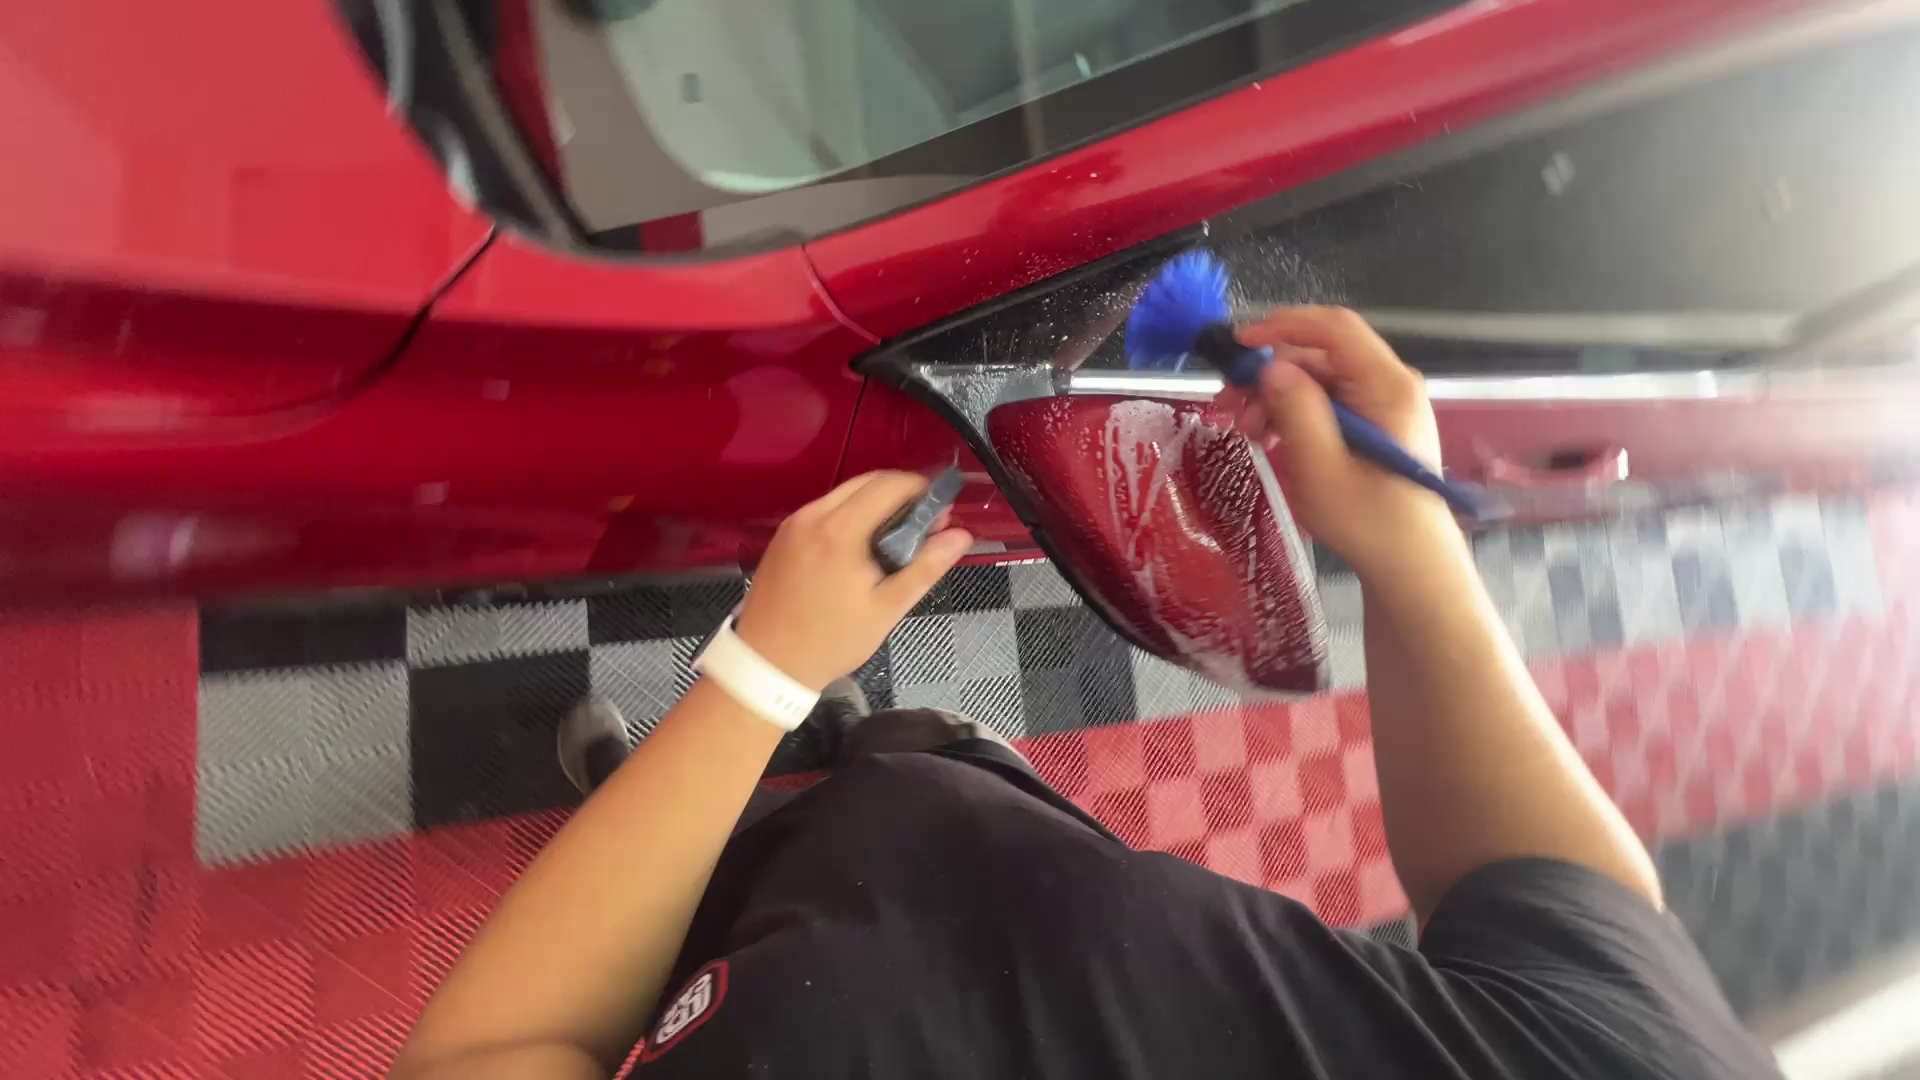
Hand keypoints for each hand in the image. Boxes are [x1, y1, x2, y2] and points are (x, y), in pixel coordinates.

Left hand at [733, 471, 971, 690]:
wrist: (767, 664)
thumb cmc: (830, 641)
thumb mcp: (886, 608)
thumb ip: (925, 567)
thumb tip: (960, 536)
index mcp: (839, 530)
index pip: (888, 485)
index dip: (921, 489)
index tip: (939, 511)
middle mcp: (812, 516)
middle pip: (866, 483)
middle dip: (900, 495)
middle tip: (923, 526)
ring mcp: (794, 524)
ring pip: (844, 494)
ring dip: (875, 504)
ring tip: (895, 540)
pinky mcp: (783, 536)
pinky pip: (824, 511)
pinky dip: (850, 516)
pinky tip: (862, 548)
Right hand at [1216, 306, 1459, 578]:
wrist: (1408, 564)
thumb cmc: (1368, 521)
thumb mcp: (1321, 469)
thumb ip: (1298, 412)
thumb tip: (1270, 367)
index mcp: (1385, 386)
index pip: (1334, 328)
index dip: (1282, 326)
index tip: (1236, 346)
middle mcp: (1386, 384)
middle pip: (1317, 356)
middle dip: (1267, 375)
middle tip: (1228, 408)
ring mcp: (1379, 404)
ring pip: (1314, 380)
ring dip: (1272, 398)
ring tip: (1247, 434)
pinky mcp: (1369, 424)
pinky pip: (1322, 403)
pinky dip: (1288, 414)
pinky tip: (1268, 439)